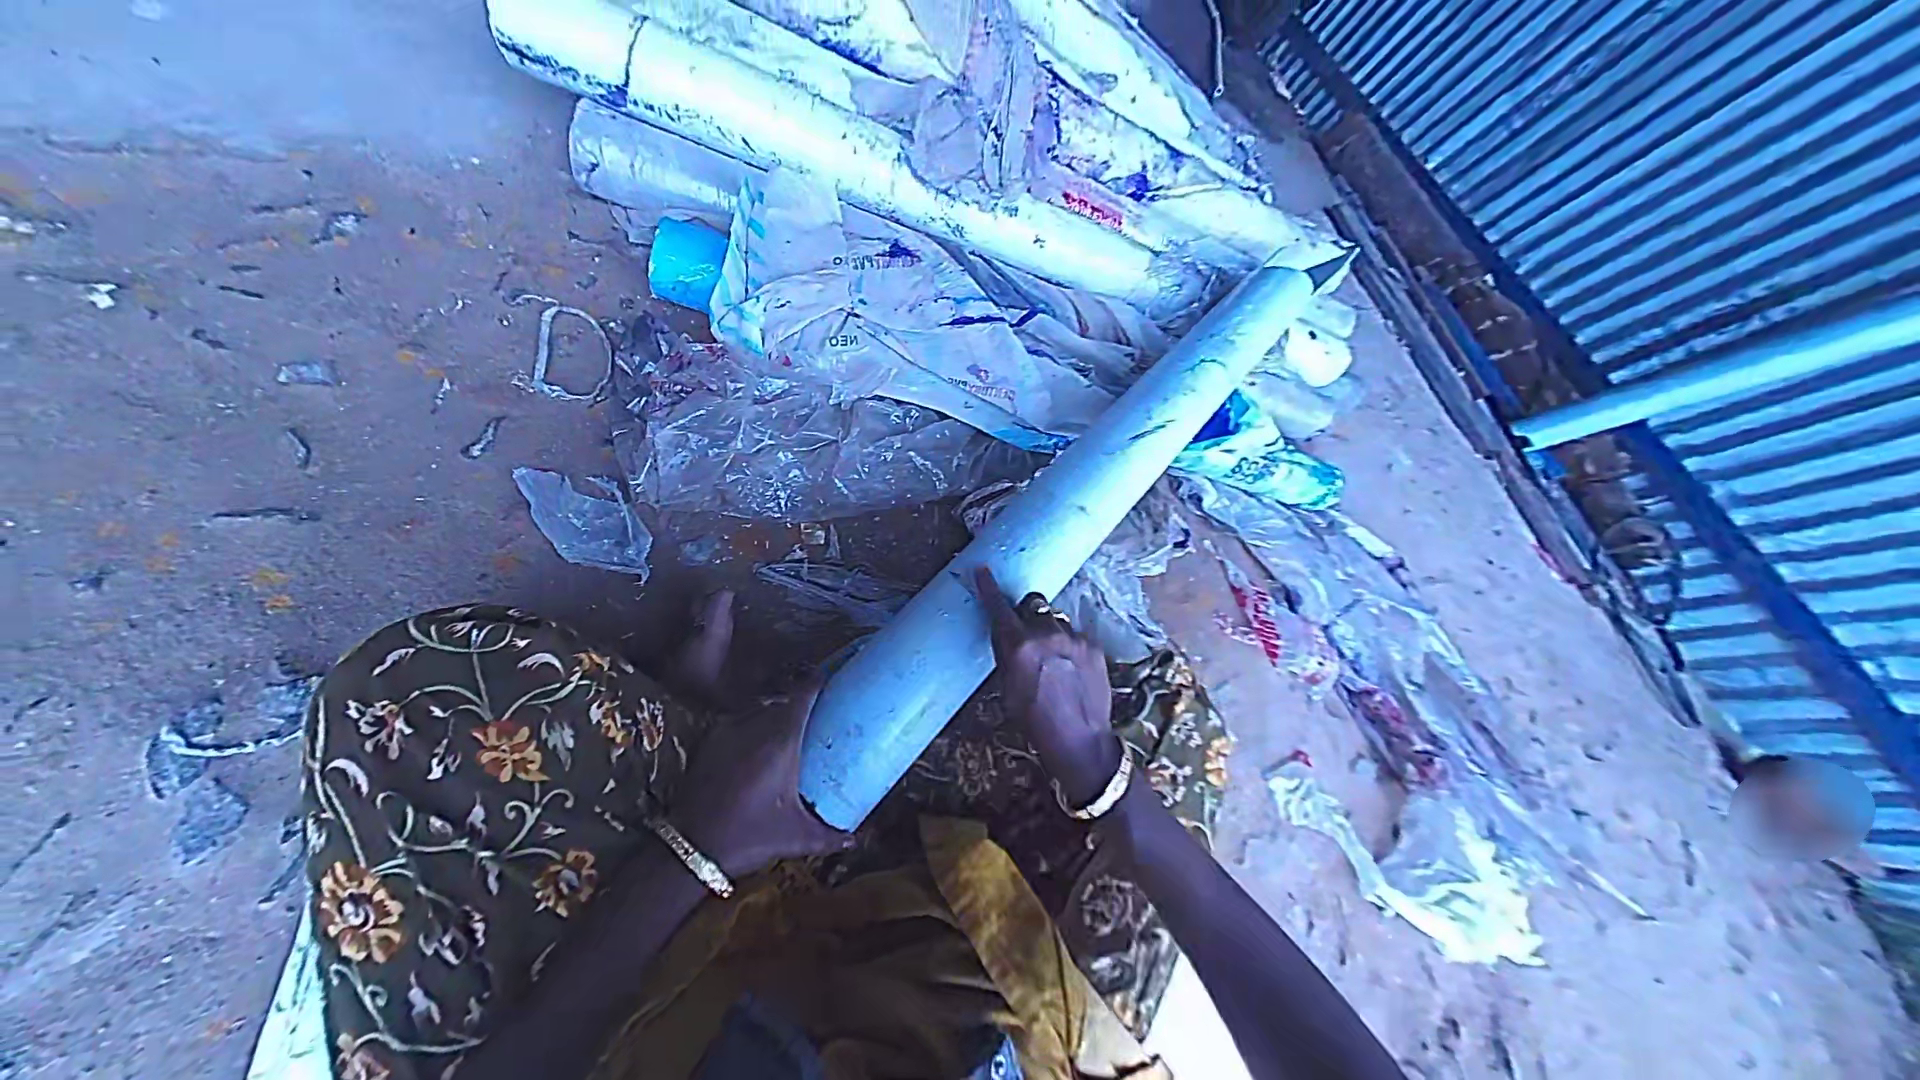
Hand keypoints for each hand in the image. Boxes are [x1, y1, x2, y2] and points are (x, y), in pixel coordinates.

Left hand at [671, 678, 849, 878]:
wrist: (689, 850)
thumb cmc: (747, 837)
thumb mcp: (795, 838)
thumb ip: (830, 836)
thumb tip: (854, 839)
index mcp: (780, 740)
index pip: (802, 694)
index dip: (816, 681)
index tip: (828, 678)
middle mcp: (754, 727)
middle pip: (781, 699)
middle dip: (798, 701)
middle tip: (814, 712)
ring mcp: (728, 732)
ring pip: (757, 709)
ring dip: (773, 714)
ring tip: (786, 728)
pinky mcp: (709, 742)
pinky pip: (737, 722)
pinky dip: (750, 726)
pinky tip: (755, 746)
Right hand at [972, 567, 1120, 807]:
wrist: (1078, 738)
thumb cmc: (1034, 720)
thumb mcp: (1007, 688)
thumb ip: (1007, 655)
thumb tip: (1008, 639)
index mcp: (1018, 645)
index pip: (999, 607)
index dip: (988, 587)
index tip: (983, 570)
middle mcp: (1045, 633)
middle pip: (1033, 604)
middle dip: (1028, 613)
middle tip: (1028, 633)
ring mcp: (1073, 637)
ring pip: (1056, 619)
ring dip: (1050, 631)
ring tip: (1053, 659)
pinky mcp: (1093, 645)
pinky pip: (1075, 635)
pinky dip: (1069, 646)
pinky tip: (1071, 669)